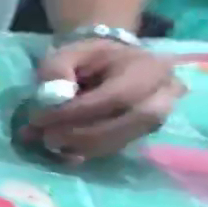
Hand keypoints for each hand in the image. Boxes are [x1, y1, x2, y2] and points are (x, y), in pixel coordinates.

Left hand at [23, 38, 183, 163]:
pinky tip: (66, 152)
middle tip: (48, 137)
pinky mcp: (148, 130)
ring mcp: (164, 113)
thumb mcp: (66, 54)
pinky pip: (125, 146)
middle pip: (137, 120)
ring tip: (52, 143)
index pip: (118, 96)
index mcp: (149, 67)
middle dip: (88, 133)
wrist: (112, 63)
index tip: (41, 119)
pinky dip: (93, 151)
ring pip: (132, 137)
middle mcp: (166, 92)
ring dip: (88, 146)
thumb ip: (56, 70)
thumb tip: (54, 96)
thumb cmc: (88, 58)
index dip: (78, 112)